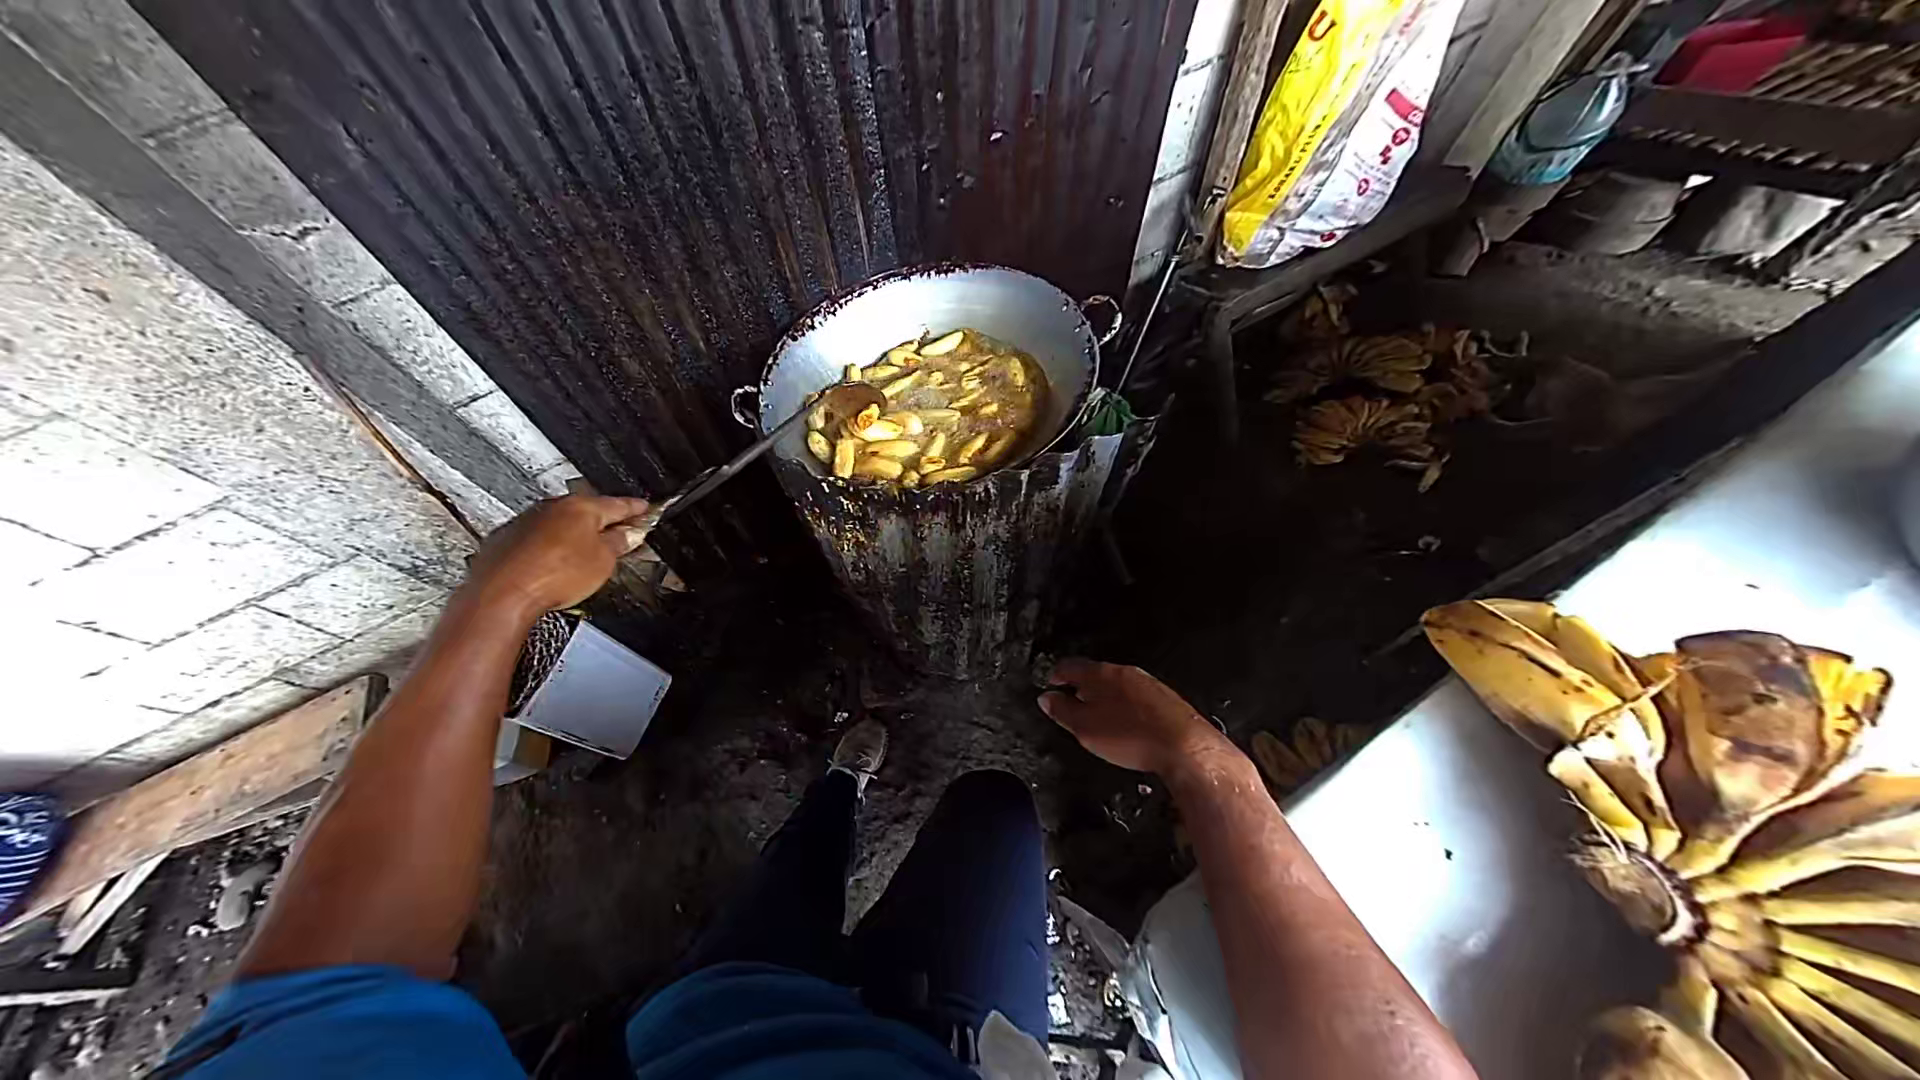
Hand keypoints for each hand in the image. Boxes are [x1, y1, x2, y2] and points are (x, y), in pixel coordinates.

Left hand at [460, 494, 651, 617]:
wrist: (502, 594)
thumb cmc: (551, 575)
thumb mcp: (604, 561)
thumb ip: (619, 543)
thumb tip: (628, 535)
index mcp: (581, 507)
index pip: (619, 504)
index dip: (636, 508)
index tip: (645, 509)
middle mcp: (552, 509)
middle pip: (588, 513)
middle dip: (606, 524)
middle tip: (622, 536)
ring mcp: (527, 523)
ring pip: (562, 526)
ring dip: (577, 539)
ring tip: (590, 560)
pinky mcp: (507, 542)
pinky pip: (540, 540)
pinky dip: (553, 550)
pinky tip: (558, 568)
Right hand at [1038, 659, 1234, 777]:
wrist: (1185, 747)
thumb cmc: (1131, 736)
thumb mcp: (1084, 728)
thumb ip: (1062, 711)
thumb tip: (1047, 698)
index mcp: (1101, 674)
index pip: (1071, 666)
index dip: (1056, 674)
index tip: (1051, 681)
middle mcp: (1125, 672)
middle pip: (1096, 673)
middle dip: (1082, 685)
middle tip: (1071, 699)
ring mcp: (1148, 684)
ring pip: (1118, 684)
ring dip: (1104, 695)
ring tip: (1097, 713)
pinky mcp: (1166, 700)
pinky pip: (1137, 697)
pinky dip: (1125, 705)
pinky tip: (1126, 723)